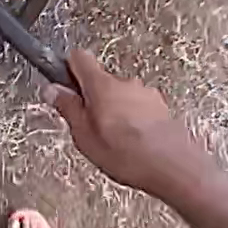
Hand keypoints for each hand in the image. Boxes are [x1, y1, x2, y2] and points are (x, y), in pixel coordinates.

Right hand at [42, 49, 227, 198]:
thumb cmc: (129, 155)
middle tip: (85, 126)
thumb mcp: (84, 136)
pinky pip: (136, 106)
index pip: (79, 58)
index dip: (67, 68)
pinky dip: (130, 119)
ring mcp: (146, 94)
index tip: (62, 85)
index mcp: (102, 86)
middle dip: (90, 99)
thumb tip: (52, 90)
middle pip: (99, 80)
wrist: (176, 168)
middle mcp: (125, 83)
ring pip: (119, 95)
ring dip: (111, 110)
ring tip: (110, 140)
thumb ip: (68, 108)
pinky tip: (130, 143)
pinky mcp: (160, 108)